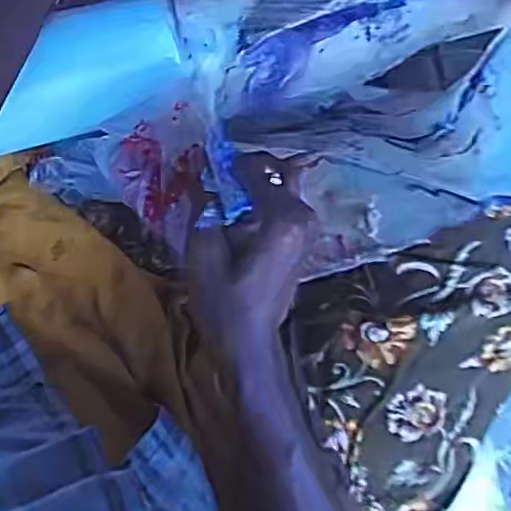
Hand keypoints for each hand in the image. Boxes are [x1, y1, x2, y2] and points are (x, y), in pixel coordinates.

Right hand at [185, 153, 319, 379]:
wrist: (248, 345)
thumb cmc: (223, 302)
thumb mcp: (203, 250)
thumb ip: (205, 205)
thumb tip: (201, 172)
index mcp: (284, 218)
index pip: (256, 170)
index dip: (227, 165)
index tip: (203, 169)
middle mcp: (304, 218)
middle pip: (277, 173)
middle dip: (244, 172)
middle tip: (215, 181)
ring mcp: (308, 231)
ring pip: (282, 189)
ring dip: (253, 187)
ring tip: (223, 200)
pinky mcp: (302, 243)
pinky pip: (284, 207)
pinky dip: (262, 203)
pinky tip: (237, 219)